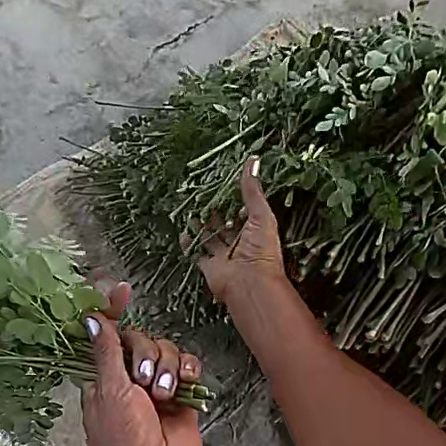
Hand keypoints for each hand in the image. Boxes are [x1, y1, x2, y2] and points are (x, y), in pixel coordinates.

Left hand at [80, 281, 202, 445]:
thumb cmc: (125, 441)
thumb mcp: (110, 393)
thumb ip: (106, 352)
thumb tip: (93, 319)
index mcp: (101, 379)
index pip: (105, 336)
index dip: (111, 312)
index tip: (121, 290)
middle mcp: (128, 378)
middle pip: (139, 338)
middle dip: (145, 354)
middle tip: (143, 380)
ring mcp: (156, 384)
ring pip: (165, 348)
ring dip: (166, 368)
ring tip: (164, 394)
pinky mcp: (182, 390)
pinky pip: (186, 363)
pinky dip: (187, 370)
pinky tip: (185, 383)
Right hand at [198, 157, 286, 307]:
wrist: (250, 285)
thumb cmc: (261, 252)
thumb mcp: (261, 215)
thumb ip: (253, 190)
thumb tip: (253, 159)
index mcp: (254, 231)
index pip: (243, 211)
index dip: (234, 199)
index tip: (221, 184)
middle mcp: (239, 243)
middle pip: (224, 224)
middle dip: (214, 211)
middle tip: (201, 195)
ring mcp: (223, 255)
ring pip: (209, 237)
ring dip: (200, 226)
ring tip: (190, 210)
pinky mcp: (210, 266)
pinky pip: (197, 253)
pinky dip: (189, 244)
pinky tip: (183, 232)